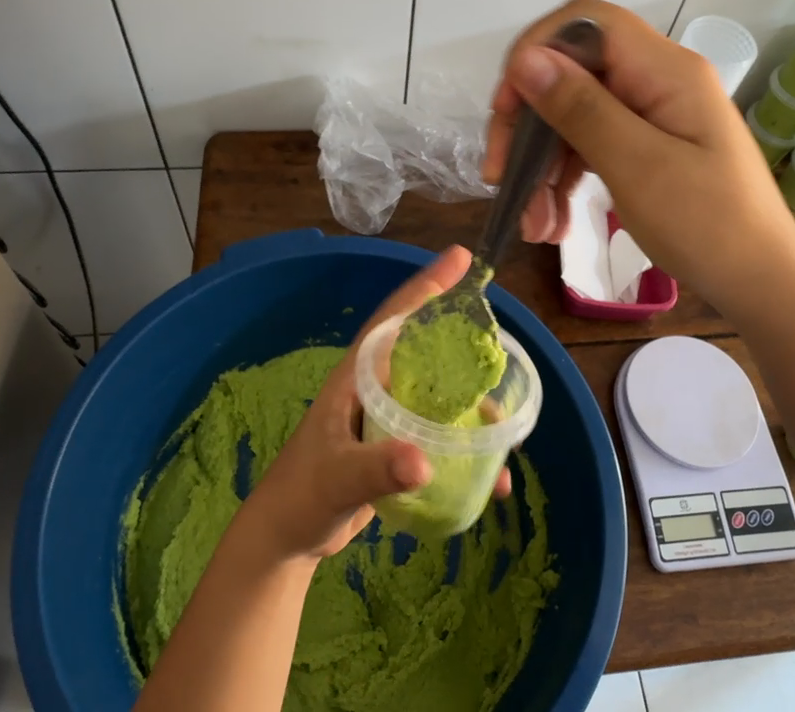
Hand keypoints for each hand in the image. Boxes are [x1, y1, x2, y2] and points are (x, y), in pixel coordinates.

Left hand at [238, 245, 510, 559]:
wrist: (287, 537)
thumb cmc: (303, 496)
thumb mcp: (338, 479)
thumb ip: (377, 469)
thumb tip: (424, 462)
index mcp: (356, 378)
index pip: (393, 320)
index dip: (426, 286)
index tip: (461, 257)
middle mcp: (374, 389)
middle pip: (425, 350)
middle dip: (462, 341)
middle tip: (499, 340)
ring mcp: (386, 418)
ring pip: (438, 395)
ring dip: (473, 407)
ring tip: (507, 426)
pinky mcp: (394, 447)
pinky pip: (438, 433)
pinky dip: (466, 448)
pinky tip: (492, 475)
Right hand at [481, 0, 794, 307]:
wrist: (762, 282)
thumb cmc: (708, 225)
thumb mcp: (636, 167)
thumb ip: (580, 108)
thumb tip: (525, 58)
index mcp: (663, 70)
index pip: (584, 23)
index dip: (534, 52)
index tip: (505, 109)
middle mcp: (655, 80)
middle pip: (571, 72)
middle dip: (528, 124)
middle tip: (500, 176)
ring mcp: (651, 113)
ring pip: (573, 115)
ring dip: (542, 164)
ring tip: (532, 223)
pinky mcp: (647, 144)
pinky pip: (590, 145)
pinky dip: (564, 179)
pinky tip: (550, 223)